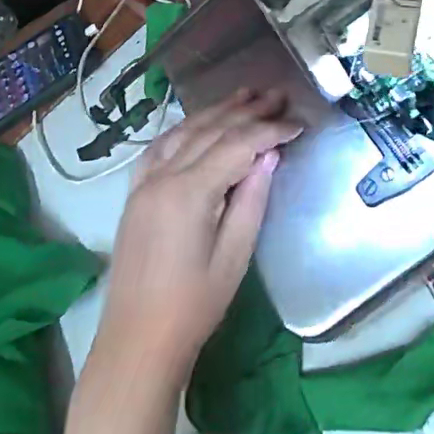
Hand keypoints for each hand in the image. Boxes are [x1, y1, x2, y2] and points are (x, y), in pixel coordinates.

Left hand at [96, 88, 302, 376]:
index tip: (298, 124)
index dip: (270, 130)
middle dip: (246, 111)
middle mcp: (162, 177)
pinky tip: (198, 122)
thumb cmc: (194, 305)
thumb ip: (251, 199)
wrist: (138, 339)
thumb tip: (268, 155)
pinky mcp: (135, 194)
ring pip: (183, 133)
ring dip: (215, 112)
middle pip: (210, 131)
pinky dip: (184, 129)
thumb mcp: (234, 256)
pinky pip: (159, 148)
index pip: (237, 146)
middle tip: (277, 95)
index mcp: (188, 193)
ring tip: (244, 95)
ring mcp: (143, 183)